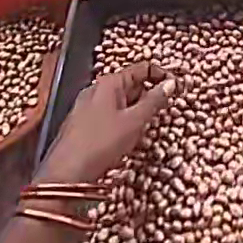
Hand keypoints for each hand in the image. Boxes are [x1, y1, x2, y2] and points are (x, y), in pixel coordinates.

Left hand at [35, 62, 173, 184]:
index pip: (141, 68)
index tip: (176, 87)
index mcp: (108, 83)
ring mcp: (88, 108)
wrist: (66, 174)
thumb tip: (170, 84)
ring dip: (138, 112)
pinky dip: (124, 122)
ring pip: (122, 102)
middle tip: (164, 111)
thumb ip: (154, 101)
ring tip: (146, 128)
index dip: (161, 75)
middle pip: (131, 84)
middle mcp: (96, 90)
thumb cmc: (100, 144)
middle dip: (149, 96)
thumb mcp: (134, 122)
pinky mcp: (84, 125)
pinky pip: (111, 116)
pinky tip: (128, 139)